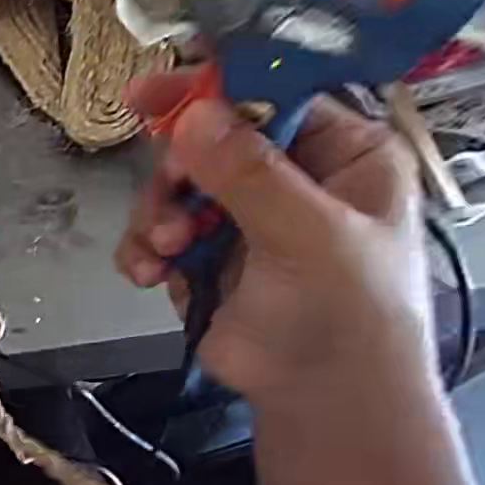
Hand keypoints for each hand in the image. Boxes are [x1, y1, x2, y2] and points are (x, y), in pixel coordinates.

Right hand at [116, 73, 434, 405]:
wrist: (316, 394)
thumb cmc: (341, 310)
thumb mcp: (306, 234)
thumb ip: (249, 175)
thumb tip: (191, 117)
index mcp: (335, 155)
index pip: (272, 99)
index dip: (213, 91)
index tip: (149, 94)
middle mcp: (285, 181)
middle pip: (206, 148)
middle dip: (176, 180)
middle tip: (171, 209)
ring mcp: (238, 223)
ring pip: (173, 195)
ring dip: (155, 221)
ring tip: (162, 256)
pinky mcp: (200, 262)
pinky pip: (156, 238)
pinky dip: (143, 253)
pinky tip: (146, 274)